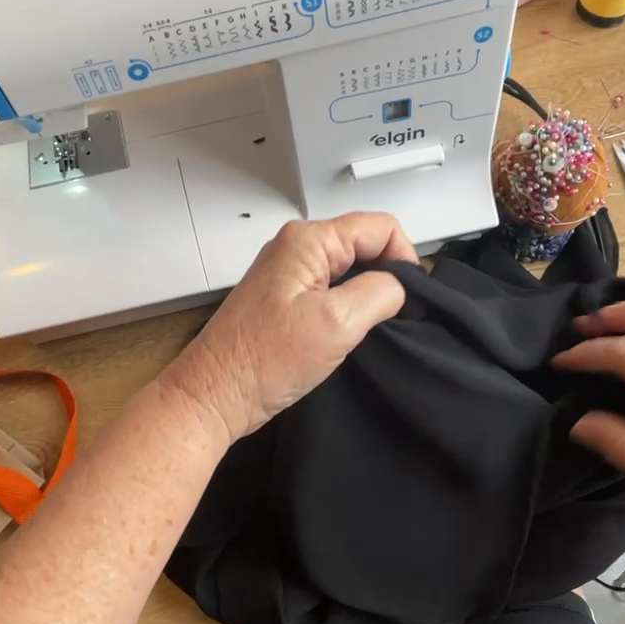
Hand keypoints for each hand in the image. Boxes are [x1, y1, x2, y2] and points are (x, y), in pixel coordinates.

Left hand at [159, 213, 416, 442]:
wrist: (215, 396)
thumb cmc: (263, 361)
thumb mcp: (338, 323)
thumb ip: (380, 292)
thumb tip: (399, 286)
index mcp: (308, 240)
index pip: (380, 227)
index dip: (405, 259)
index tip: (409, 299)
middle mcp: (296, 248)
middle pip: (365, 246)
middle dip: (386, 278)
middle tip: (388, 321)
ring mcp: (289, 275)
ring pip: (349, 272)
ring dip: (366, 298)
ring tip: (365, 332)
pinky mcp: (285, 302)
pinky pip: (331, 294)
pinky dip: (347, 312)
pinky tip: (345, 338)